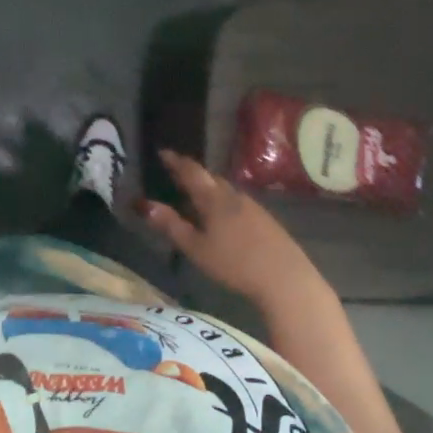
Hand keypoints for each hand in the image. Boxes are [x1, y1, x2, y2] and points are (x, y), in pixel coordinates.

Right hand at [139, 150, 319, 304]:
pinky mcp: (266, 220)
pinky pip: (238, 203)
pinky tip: (222, 218)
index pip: (192, 172)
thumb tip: (146, 205)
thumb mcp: (196, 248)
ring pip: (226, 191)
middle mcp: (235, 196)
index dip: (176, 162)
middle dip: (193, 175)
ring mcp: (254, 207)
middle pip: (211, 179)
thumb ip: (171, 225)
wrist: (286, 279)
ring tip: (195, 197)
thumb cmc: (235, 263)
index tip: (163, 153)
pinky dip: (223, 202)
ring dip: (209, 189)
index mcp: (214, 199)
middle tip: (175, 176)